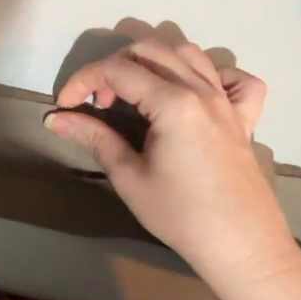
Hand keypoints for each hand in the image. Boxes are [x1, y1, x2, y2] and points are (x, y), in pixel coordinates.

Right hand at [45, 38, 300, 286]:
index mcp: (173, 104)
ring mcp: (228, 102)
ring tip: (137, 93)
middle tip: (100, 103)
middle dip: (114, 67)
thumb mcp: (128, 177)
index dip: (83, 80)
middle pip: (150, 50)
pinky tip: (194, 93)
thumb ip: (93, 137)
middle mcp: (202, 91)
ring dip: (154, 62)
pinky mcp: (246, 119)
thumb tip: (54, 118)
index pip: (117, 70)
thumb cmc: (180, 216)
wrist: (243, 249)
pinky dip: (213, 75)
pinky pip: (236, 79)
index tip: (65, 105)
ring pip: (189, 54)